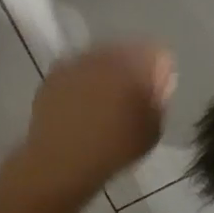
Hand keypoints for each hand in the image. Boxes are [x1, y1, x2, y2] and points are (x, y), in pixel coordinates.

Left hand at [26, 42, 175, 187]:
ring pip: (100, 59)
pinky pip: (77, 71)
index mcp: (133, 64)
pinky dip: (84, 82)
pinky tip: (83, 106)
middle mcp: (103, 54)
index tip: (156, 92)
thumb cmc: (115, 150)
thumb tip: (159, 82)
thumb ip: (159, 99)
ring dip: (106, 74)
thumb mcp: (152, 130)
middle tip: (133, 97)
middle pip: (126, 51)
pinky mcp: (54, 74)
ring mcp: (75, 61)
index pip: (156, 53)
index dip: (159, 72)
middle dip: (132, 69)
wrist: (62, 161)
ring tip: (107, 103)